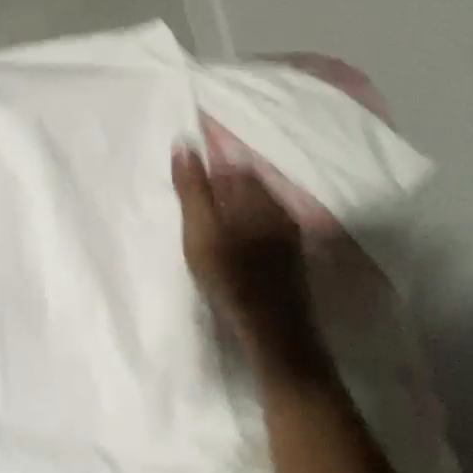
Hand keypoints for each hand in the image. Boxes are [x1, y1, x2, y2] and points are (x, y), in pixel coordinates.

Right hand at [171, 148, 314, 347]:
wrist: (271, 327)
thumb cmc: (228, 277)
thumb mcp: (200, 231)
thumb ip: (191, 189)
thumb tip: (183, 145)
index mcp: (256, 197)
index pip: (233, 162)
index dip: (212, 153)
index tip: (191, 151)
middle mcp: (278, 208)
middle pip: (250, 180)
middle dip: (225, 172)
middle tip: (198, 175)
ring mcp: (288, 232)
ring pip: (260, 200)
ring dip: (237, 195)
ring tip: (212, 202)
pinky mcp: (290, 254)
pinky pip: (267, 220)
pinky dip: (247, 215)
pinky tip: (236, 229)